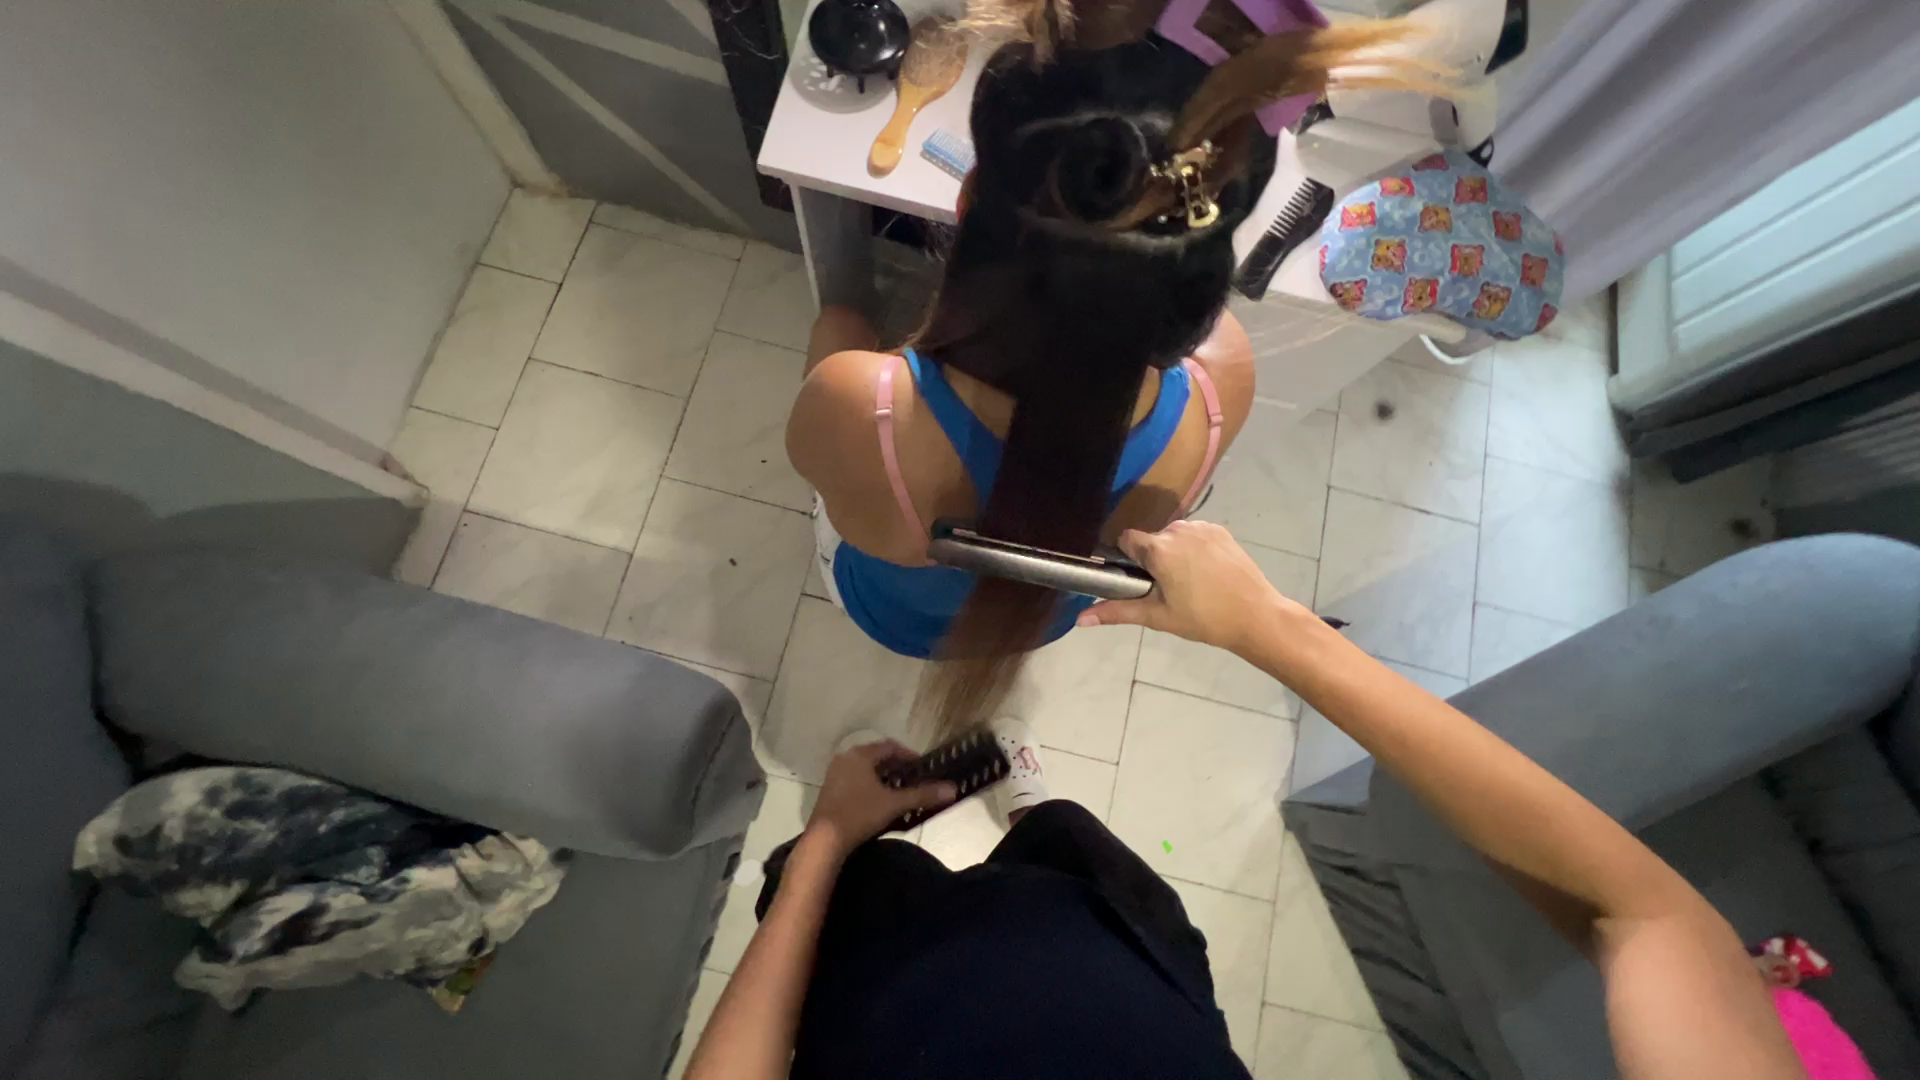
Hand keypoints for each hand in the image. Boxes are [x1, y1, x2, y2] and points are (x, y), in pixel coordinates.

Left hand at [806, 741, 957, 855]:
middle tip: (914, 780)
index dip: (909, 755)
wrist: (824, 841)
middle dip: (897, 768)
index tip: (923, 767)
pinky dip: (870, 787)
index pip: (890, 747)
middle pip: (877, 757)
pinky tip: (879, 803)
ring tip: (900, 793)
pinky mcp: (829, 791)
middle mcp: (845, 758)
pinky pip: (855, 781)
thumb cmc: (860, 814)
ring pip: (865, 770)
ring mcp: (834, 774)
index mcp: (860, 755)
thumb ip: (923, 795)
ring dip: (883, 778)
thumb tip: (953, 789)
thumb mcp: (894, 804)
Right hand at [1078, 521, 1306, 654]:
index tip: (1138, 578)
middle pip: (1150, 539)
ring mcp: (1201, 527)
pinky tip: (1206, 571)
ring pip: (1172, 536)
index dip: (1127, 558)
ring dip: (1173, 552)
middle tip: (1167, 588)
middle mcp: (1176, 530)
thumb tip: (1080, 619)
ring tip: (1189, 582)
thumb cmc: (1203, 619)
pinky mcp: (1219, 530)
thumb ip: (1116, 612)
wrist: (1256, 615)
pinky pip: (1194, 534)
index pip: (1126, 540)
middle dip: (1153, 559)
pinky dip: (1194, 548)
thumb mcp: (1157, 616)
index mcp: (1158, 549)